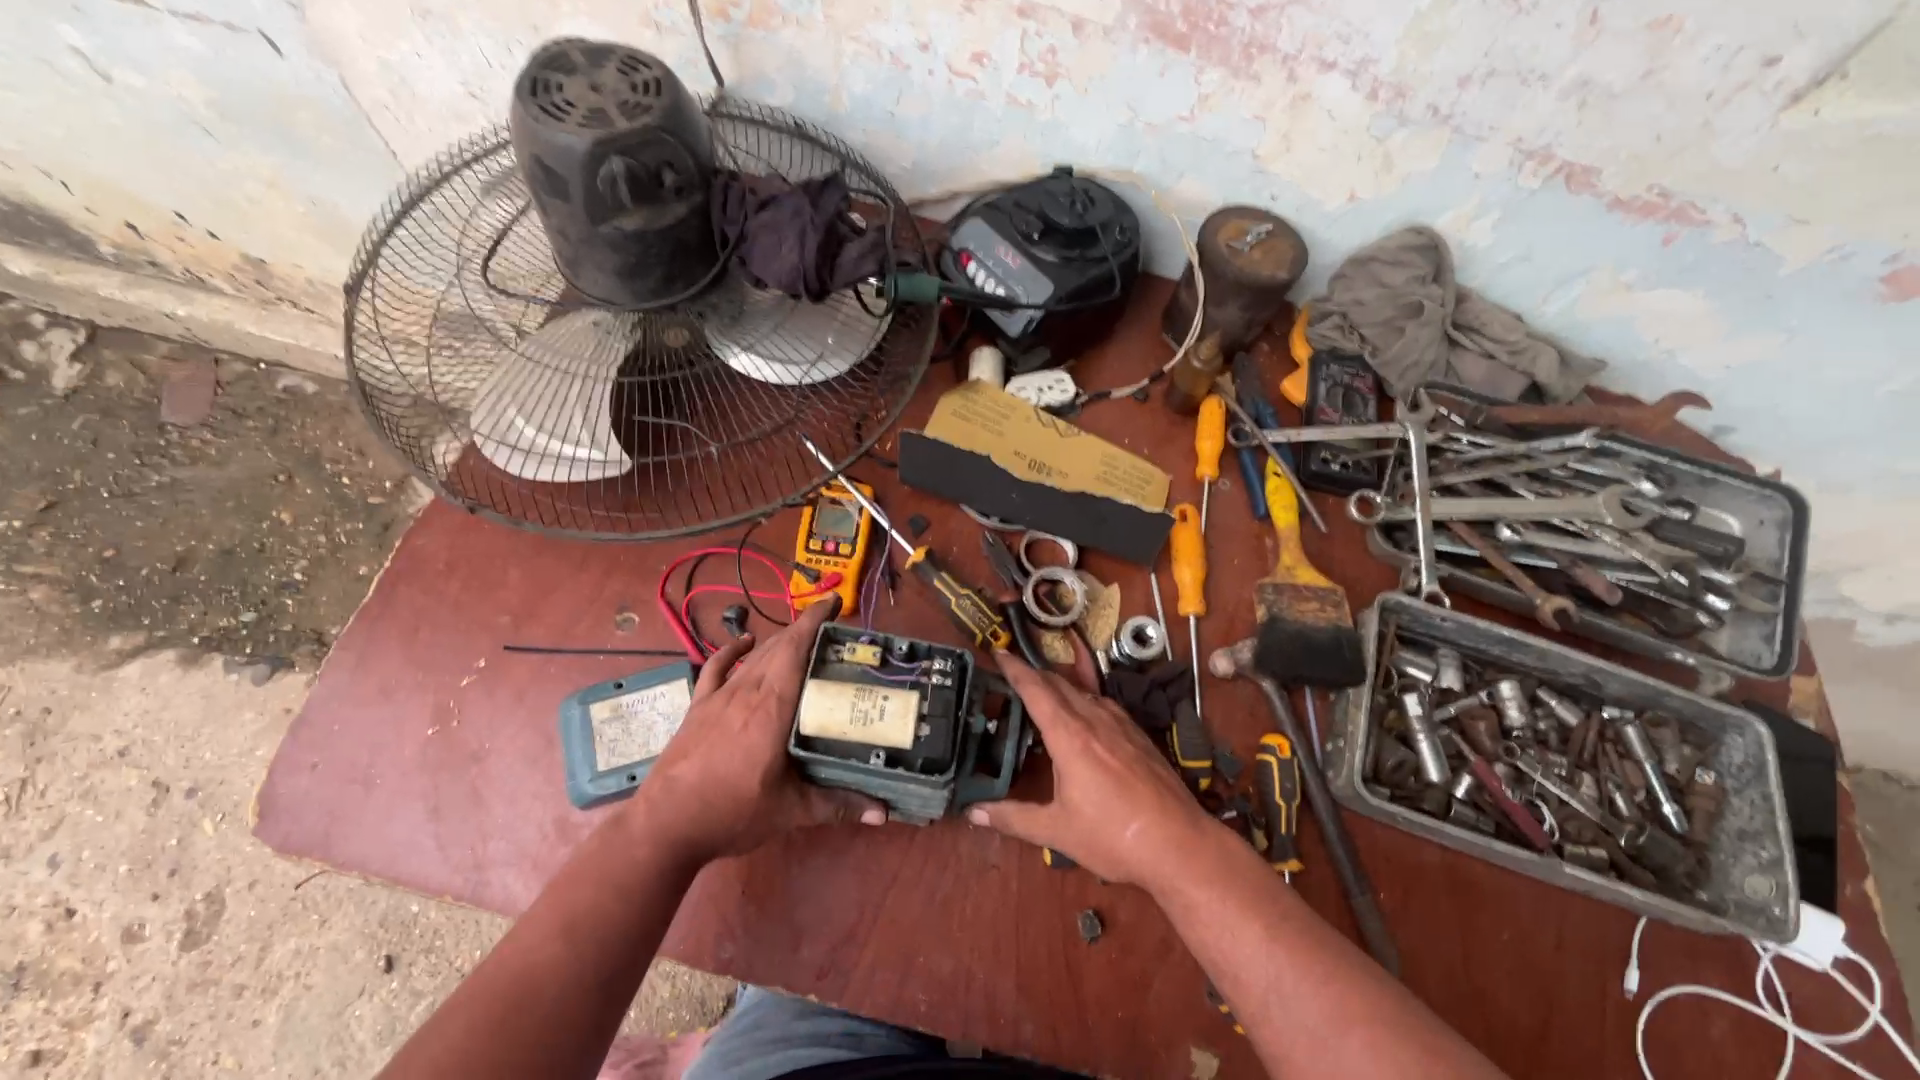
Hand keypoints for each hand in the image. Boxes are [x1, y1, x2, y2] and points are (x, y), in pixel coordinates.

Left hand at [632, 598, 883, 863]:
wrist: (666, 824)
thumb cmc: (732, 812)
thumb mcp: (791, 810)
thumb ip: (837, 804)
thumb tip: (883, 813)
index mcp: (772, 706)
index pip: (796, 649)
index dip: (814, 621)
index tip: (834, 603)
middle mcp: (746, 691)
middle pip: (778, 647)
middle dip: (804, 628)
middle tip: (832, 624)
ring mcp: (719, 697)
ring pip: (753, 656)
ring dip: (778, 640)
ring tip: (802, 636)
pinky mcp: (698, 708)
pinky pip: (717, 668)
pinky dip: (732, 651)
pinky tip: (744, 642)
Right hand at [965, 652, 1222, 890]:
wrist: (1179, 843)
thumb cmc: (1113, 837)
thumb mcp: (1057, 831)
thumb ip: (1013, 818)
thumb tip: (974, 813)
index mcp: (1070, 736)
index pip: (1036, 690)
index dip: (1015, 669)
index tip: (998, 653)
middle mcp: (1095, 721)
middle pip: (1060, 684)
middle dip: (1035, 674)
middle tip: (1013, 673)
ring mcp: (1122, 726)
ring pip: (1085, 692)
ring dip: (1061, 685)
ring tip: (1044, 690)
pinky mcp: (1140, 737)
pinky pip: (1106, 705)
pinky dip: (1086, 700)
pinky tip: (1087, 715)